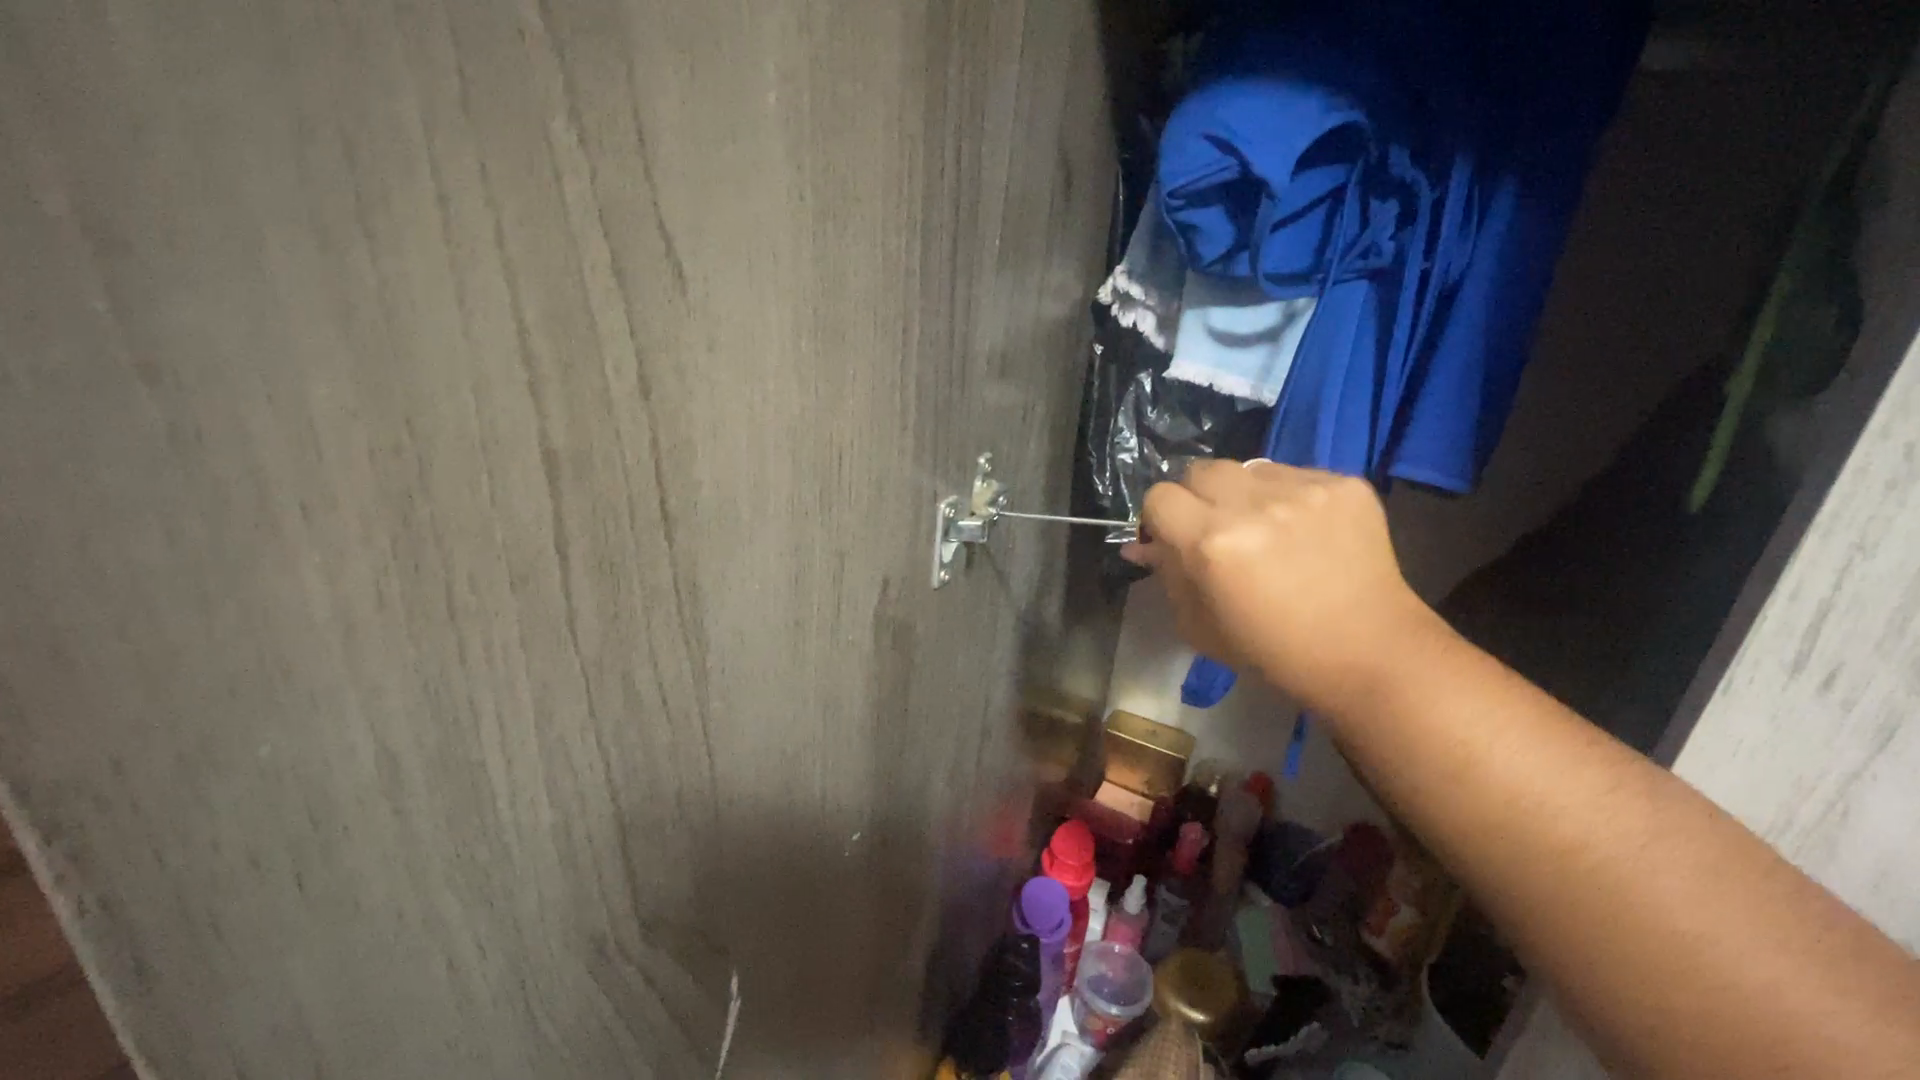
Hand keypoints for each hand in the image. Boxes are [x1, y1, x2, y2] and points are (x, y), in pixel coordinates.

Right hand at [1120, 460, 1432, 711]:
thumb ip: (1168, 576)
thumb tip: (1141, 545)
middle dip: (1198, 497)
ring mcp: (1303, 489)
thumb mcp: (1201, 626)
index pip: (1159, 496)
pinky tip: (1305, 531)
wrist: (1367, 652)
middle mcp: (1253, 505)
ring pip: (1248, 468)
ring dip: (1243, 492)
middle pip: (1200, 471)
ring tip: (1264, 527)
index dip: (1160, 518)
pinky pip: (1294, 474)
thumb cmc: (1273, 652)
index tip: (1173, 539)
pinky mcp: (1343, 484)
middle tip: (1216, 530)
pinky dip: (1287, 496)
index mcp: (1211, 543)